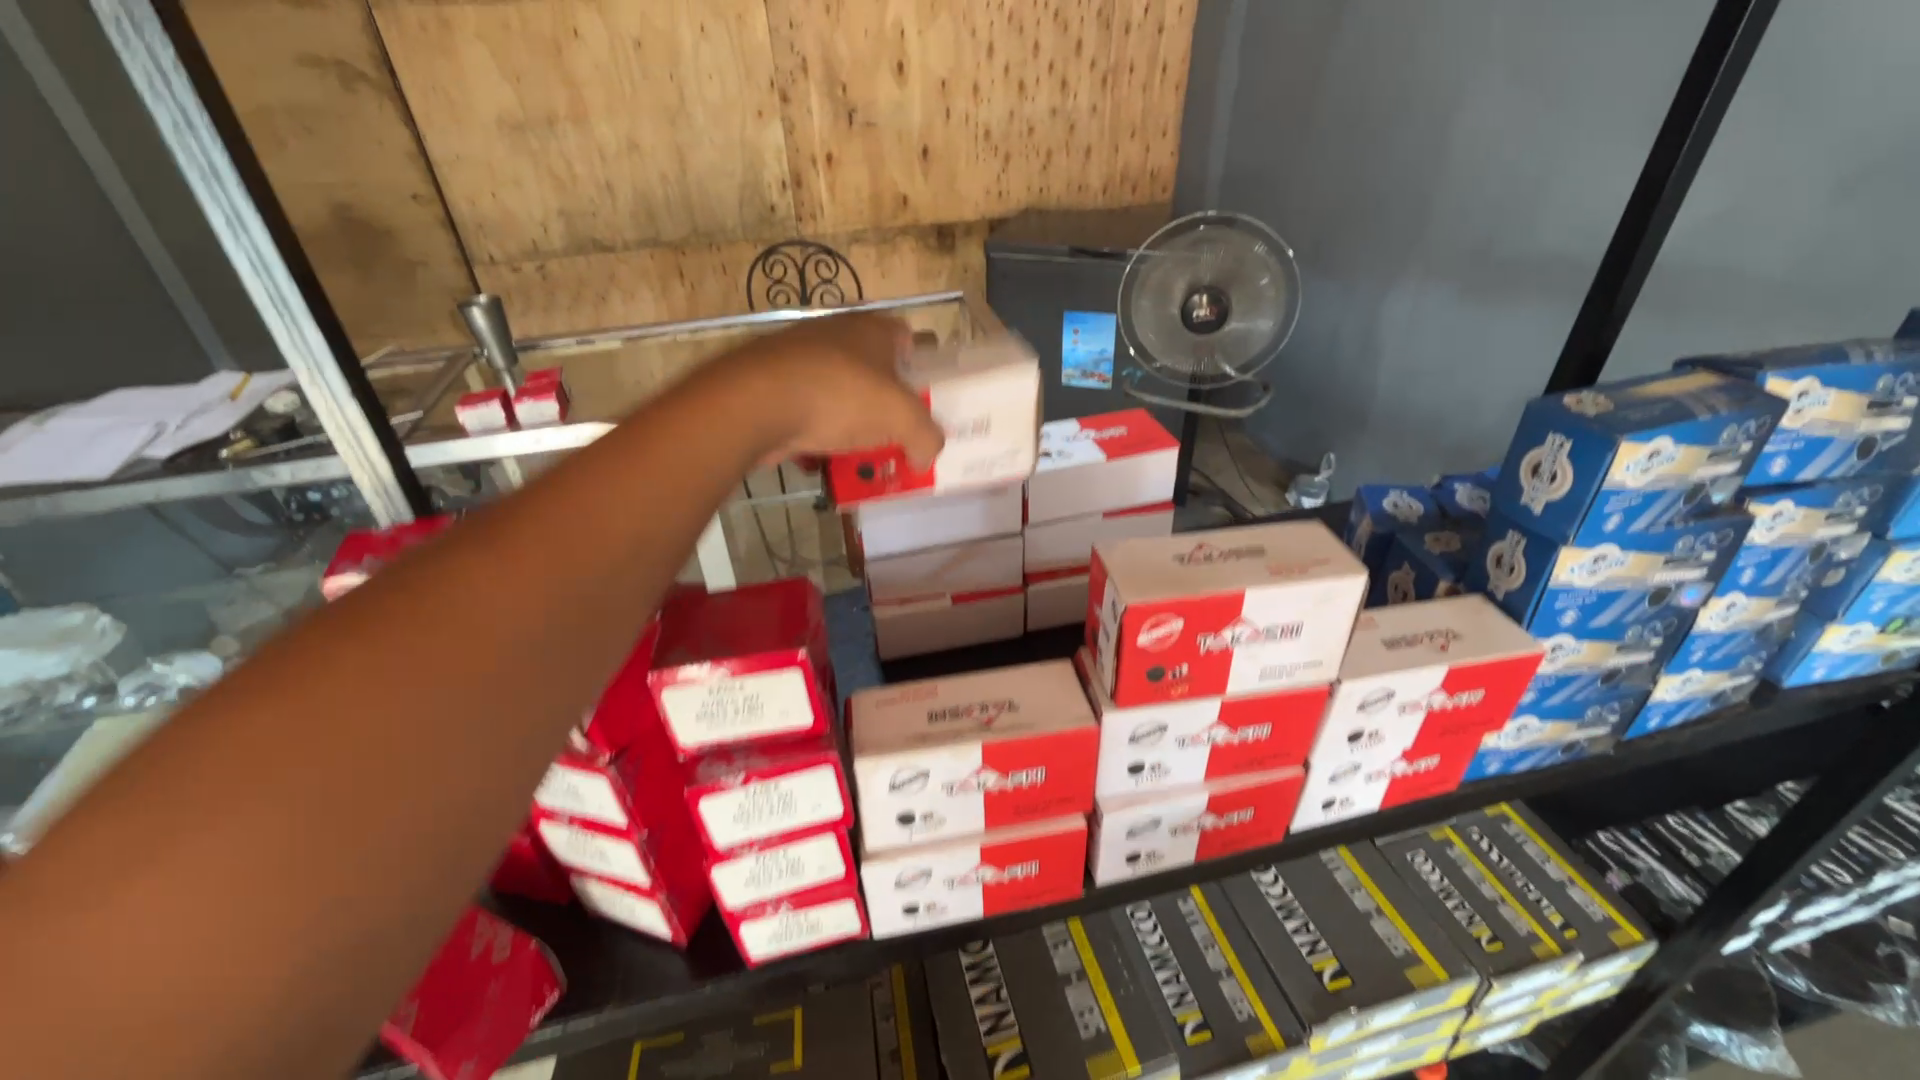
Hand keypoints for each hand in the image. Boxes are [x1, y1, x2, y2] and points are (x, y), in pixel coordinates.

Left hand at [716, 314, 946, 467]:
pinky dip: (815, 434)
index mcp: (872, 329)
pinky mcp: (770, 385)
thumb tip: (925, 456)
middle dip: (883, 404)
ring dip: (849, 423)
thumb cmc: (839, 396)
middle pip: (871, 370)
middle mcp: (835, 334)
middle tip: (896, 436)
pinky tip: (821, 461)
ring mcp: (798, 358)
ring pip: (837, 394)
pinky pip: (805, 412)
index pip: (906, 337)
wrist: (755, 403)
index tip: (922, 398)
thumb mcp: (902, 418)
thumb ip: (926, 437)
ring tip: (860, 457)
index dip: (919, 366)